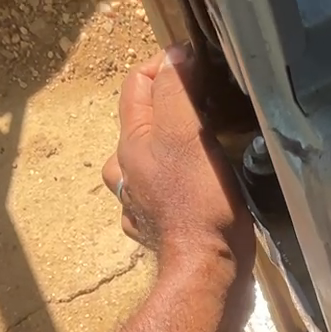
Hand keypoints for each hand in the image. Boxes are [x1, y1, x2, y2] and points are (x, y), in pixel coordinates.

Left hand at [101, 47, 252, 268]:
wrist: (205, 273)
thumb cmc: (200, 203)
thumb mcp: (189, 134)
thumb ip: (176, 89)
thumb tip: (176, 58)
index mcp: (129, 143)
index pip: (137, 83)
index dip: (167, 67)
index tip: (201, 69)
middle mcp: (124, 173)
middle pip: (141, 126)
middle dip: (170, 114)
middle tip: (205, 117)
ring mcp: (137, 208)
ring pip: (146, 168)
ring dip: (166, 159)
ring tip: (197, 161)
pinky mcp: (156, 235)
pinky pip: (158, 204)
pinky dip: (172, 195)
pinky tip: (190, 198)